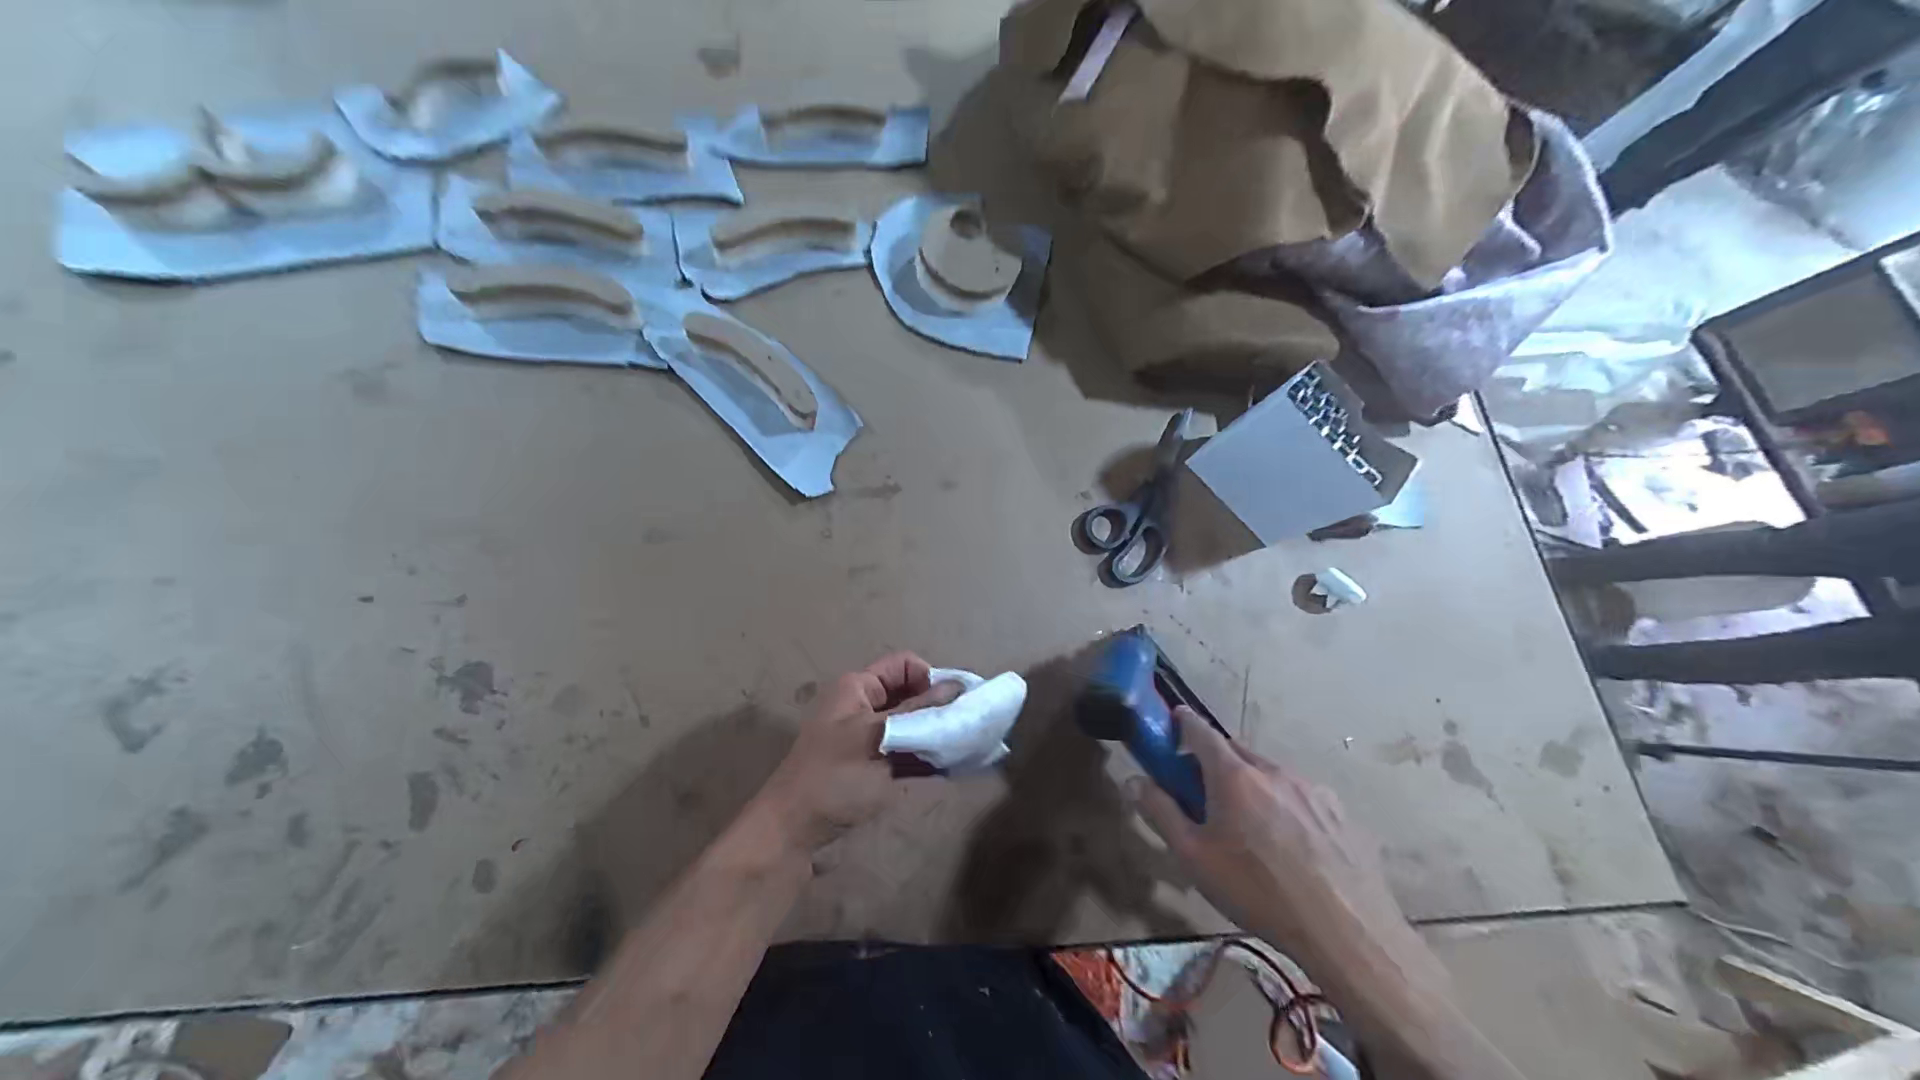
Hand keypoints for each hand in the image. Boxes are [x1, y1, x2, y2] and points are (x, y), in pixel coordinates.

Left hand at [752, 652, 959, 854]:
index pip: (905, 666)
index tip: (952, 706)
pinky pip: (908, 753)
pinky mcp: (874, 768)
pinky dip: (927, 758)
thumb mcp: (878, 738)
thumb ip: (919, 712)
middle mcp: (864, 708)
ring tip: (962, 751)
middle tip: (964, 730)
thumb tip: (957, 686)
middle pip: (912, 696)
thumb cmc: (834, 779)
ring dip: (935, 736)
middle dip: (938, 709)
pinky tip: (950, 769)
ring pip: (913, 727)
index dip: (931, 678)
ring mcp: (869, 739)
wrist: (793, 834)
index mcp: (857, 688)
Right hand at [1129, 709, 1431, 976]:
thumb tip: (1135, 780)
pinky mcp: (1342, 813)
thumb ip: (1161, 813)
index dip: (1183, 722)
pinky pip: (1303, 797)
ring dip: (1253, 784)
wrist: (1346, 932)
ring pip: (1272, 774)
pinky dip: (1288, 806)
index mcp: (1234, 776)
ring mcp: (1313, 789)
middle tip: (1205, 789)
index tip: (1173, 721)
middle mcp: (1273, 770)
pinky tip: (1294, 846)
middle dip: (1216, 759)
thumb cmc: (1257, 891)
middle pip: (1237, 750)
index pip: (1201, 730)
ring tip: (1252, 827)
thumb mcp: (1194, 857)